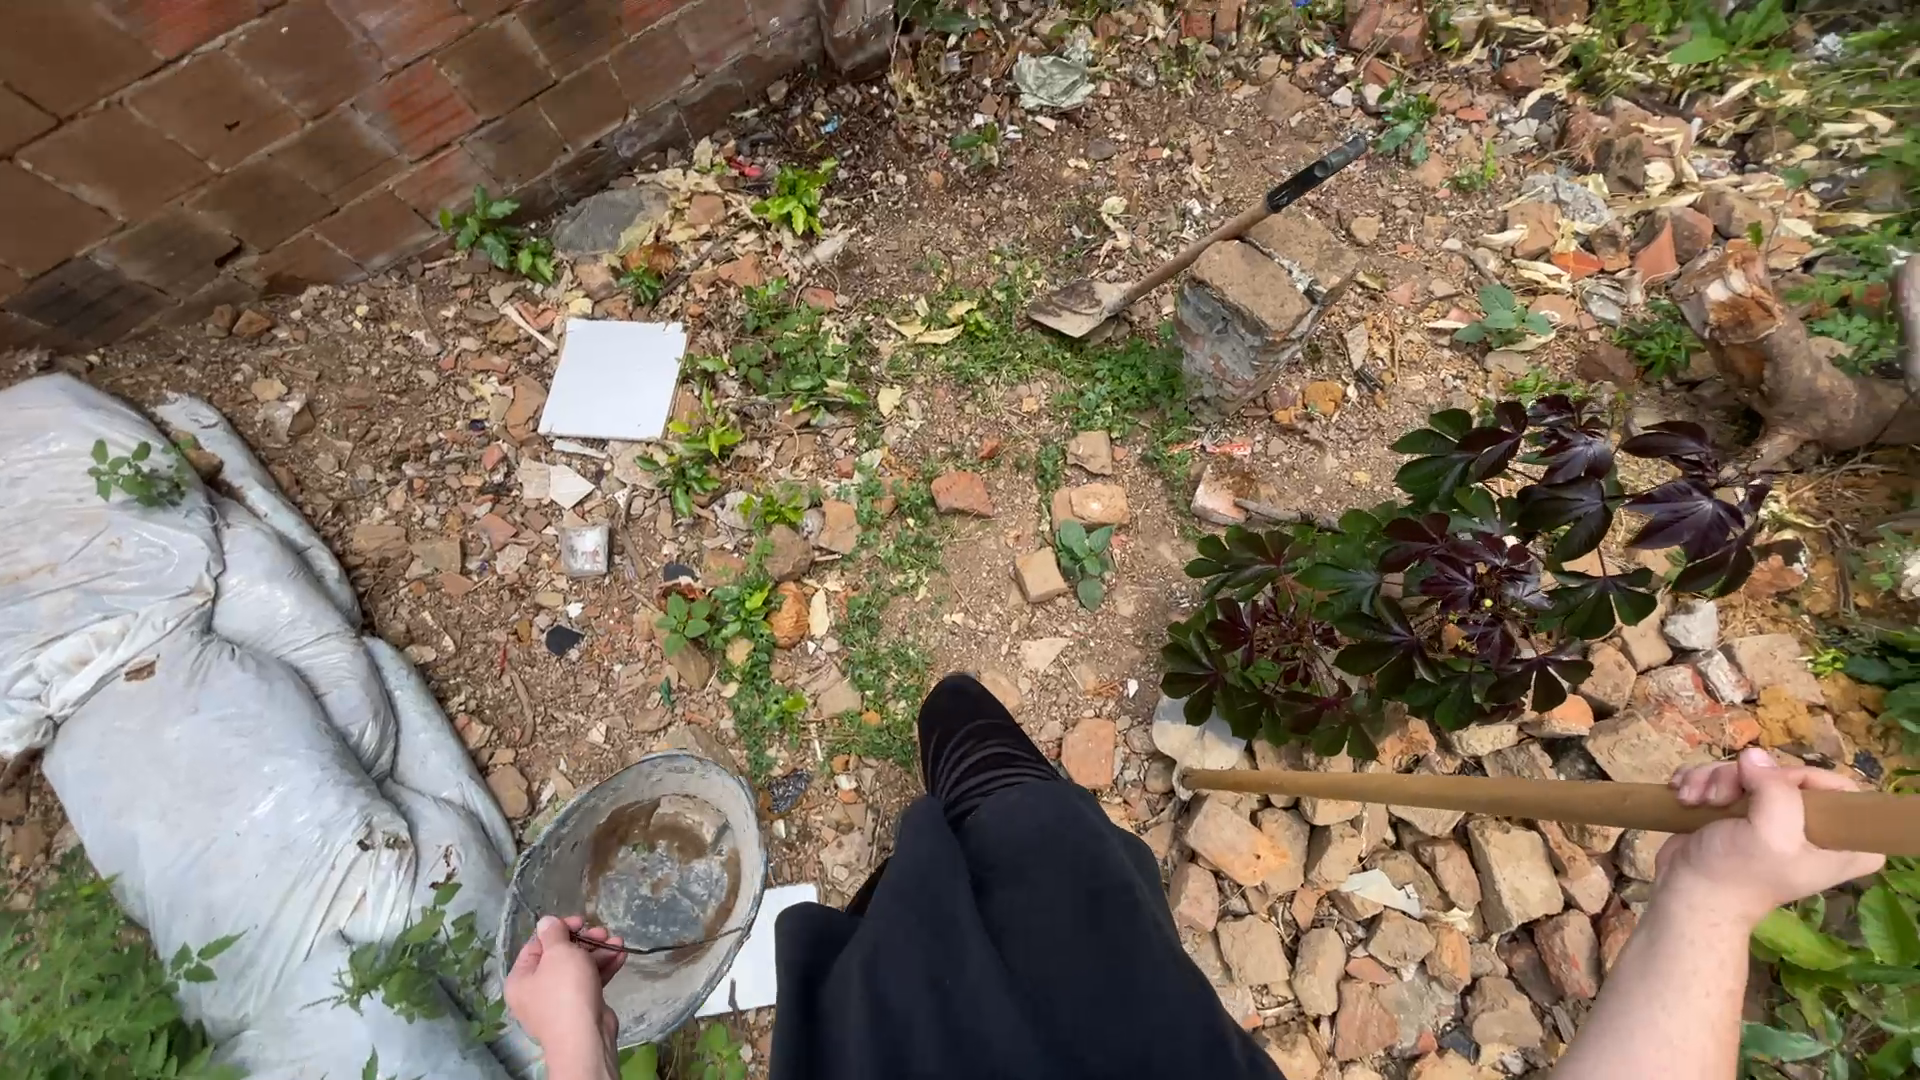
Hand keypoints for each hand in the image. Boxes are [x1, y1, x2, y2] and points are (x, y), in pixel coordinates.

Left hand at [504, 915, 625, 1077]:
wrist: (583, 1035)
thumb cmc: (565, 990)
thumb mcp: (559, 953)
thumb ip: (553, 933)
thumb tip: (545, 921)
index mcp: (522, 978)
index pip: (537, 944)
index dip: (560, 929)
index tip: (580, 922)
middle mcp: (536, 989)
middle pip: (561, 954)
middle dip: (586, 940)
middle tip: (603, 932)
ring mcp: (558, 999)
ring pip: (579, 966)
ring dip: (600, 951)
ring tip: (619, 943)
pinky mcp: (579, 1005)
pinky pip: (590, 980)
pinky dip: (604, 967)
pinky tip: (621, 956)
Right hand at [1660, 748, 1884, 926]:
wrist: (1690, 889)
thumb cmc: (1738, 870)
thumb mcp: (1771, 835)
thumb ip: (1775, 792)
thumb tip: (1753, 755)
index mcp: (1843, 838)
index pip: (1831, 785)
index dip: (1788, 778)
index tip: (1754, 791)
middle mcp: (1810, 825)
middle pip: (1775, 774)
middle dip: (1734, 778)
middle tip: (1715, 799)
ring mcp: (1768, 817)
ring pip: (1739, 772)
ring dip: (1707, 780)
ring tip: (1691, 800)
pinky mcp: (1733, 812)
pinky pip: (1715, 778)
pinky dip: (1694, 782)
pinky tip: (1683, 796)